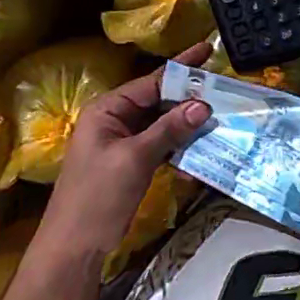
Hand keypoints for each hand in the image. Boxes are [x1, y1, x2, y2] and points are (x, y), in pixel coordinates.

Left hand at [38, 41, 212, 259]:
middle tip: (224, 85)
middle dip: (189, 94)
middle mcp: (115, 119)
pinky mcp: (131, 163)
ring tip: (221, 111)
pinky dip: (180, 143)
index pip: (151, 81)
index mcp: (108, 109)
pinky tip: (203, 143)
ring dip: (187, 120)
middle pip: (158, 99)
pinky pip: (160, 143)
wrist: (75, 248)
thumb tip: (203, 104)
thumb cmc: (98, 197)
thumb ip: (169, 129)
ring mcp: (123, 142)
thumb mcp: (135, 159)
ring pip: (162, 122)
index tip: (208, 50)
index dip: (182, 68)